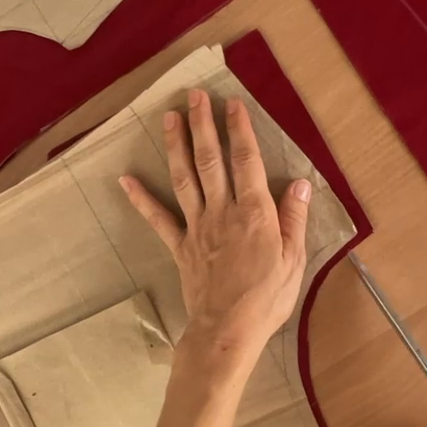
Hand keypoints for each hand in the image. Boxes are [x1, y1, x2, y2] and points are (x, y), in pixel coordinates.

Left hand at [120, 89, 311, 368]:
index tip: (232, 103)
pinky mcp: (181, 247)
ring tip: (168, 118)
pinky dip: (141, 198)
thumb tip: (301, 183)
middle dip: (202, 125)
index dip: (239, 130)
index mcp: (254, 212)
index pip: (246, 161)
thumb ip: (294, 219)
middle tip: (194, 95)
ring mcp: (197, 228)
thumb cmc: (266, 298)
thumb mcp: (294, 259)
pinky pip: (158, 219)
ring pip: (184, 178)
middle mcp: (222, 211)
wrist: (227, 330)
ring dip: (175, 146)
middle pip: (210, 160)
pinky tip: (126, 179)